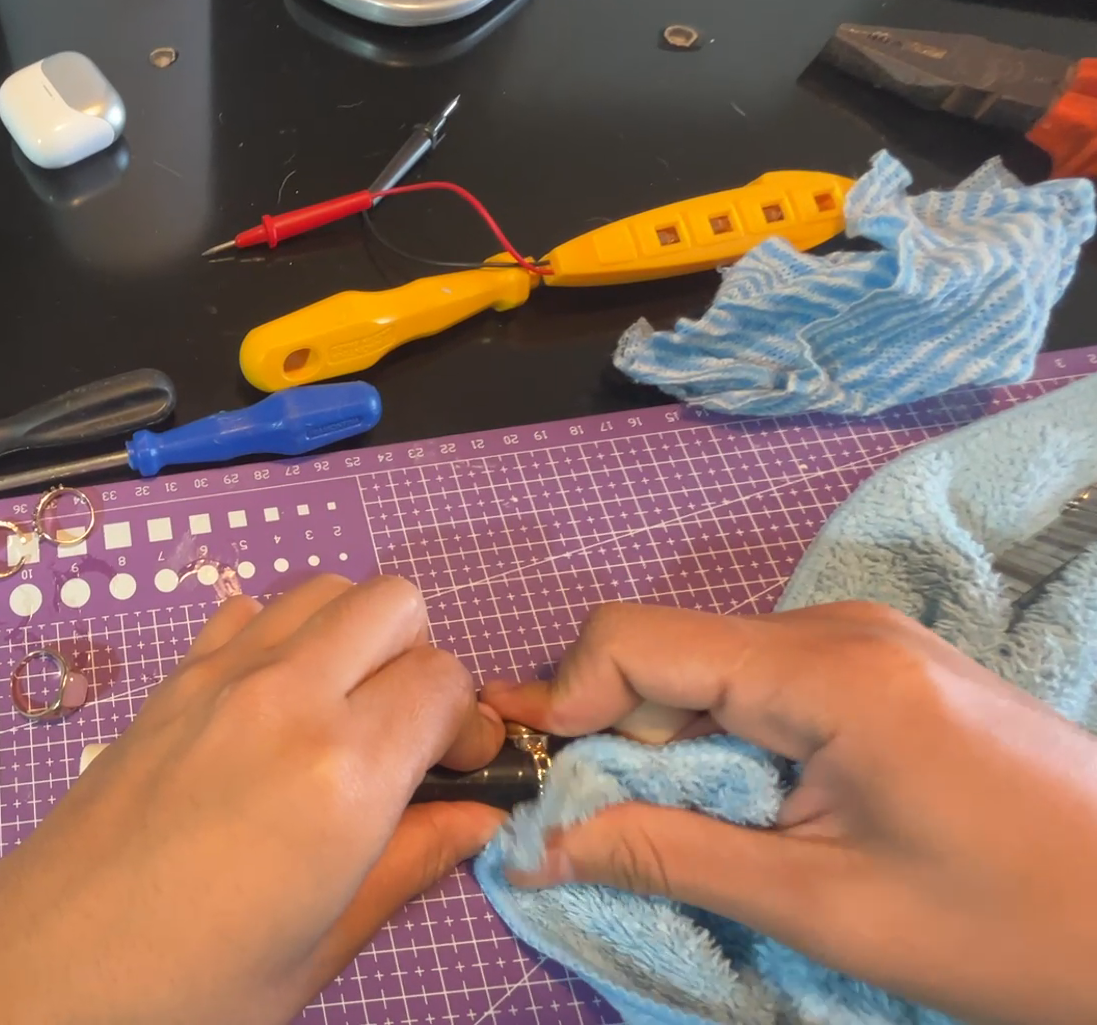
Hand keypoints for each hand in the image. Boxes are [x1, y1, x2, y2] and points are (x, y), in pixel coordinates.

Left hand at [0, 576, 506, 1023]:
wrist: (54, 953)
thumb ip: (413, 860)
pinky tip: (264, 698)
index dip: (464, 719)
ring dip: (350, 633)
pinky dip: (276, 632)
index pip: (444, 679)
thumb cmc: (199, 978)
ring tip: (336, 706)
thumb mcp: (326, 940)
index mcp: (345, 770)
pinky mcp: (176, 670)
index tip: (452, 763)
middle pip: (390, 601)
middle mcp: (289, 692)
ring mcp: (224, 669)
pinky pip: (246, 608)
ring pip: (321, 588)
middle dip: (415, 653)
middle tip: (397, 726)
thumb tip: (483, 816)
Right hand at [483, 602, 1096, 1024]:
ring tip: (655, 804)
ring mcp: (850, 637)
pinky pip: (737, 674)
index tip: (534, 762)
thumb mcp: (827, 909)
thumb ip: (663, 858)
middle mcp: (828, 626)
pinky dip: (700, 727)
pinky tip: (724, 784)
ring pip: (691, 661)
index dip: (563, 693)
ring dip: (651, 730)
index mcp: (825, 671)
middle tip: (581, 797)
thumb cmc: (1030, 935)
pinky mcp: (862, 659)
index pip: (634, 640)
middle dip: (602, 721)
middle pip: (656, 648)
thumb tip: (531, 849)